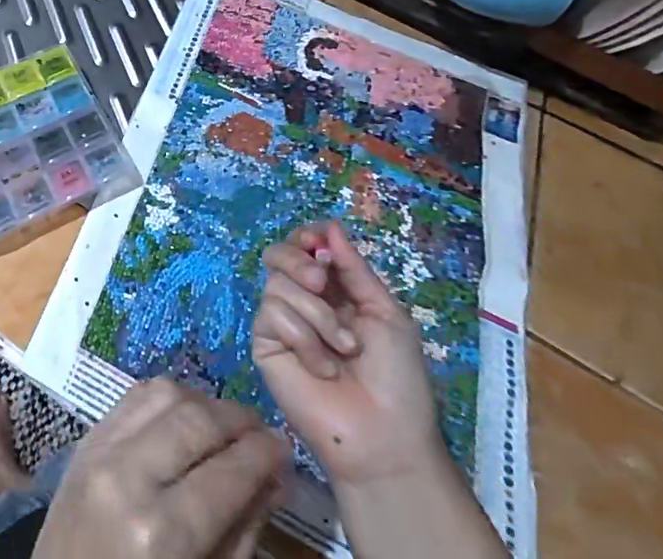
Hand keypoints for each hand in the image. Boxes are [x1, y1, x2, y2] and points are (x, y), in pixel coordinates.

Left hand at [33, 378, 288, 558]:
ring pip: (166, 394)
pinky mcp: (86, 438)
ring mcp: (101, 450)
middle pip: (198, 421)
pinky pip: (134, 395)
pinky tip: (185, 415)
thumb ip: (242, 530)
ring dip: (205, 402)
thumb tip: (274, 476)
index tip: (285, 447)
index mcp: (161, 531)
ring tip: (226, 424)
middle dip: (239, 421)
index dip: (264, 454)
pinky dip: (167, 397)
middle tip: (262, 432)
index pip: (228, 472)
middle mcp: (129, 477)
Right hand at [252, 222, 449, 486]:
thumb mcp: (385, 313)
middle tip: (322, 283)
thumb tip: (330, 226)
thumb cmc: (397, 379)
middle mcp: (302, 300)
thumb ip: (354, 269)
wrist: (384, 436)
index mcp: (334, 290)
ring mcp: (280, 322)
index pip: (305, 247)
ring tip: (343, 349)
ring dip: (317, 314)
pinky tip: (321, 367)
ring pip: (277, 284)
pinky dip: (303, 338)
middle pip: (278, 255)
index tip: (317, 239)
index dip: (307, 237)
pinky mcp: (264, 344)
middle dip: (298, 260)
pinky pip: (272, 316)